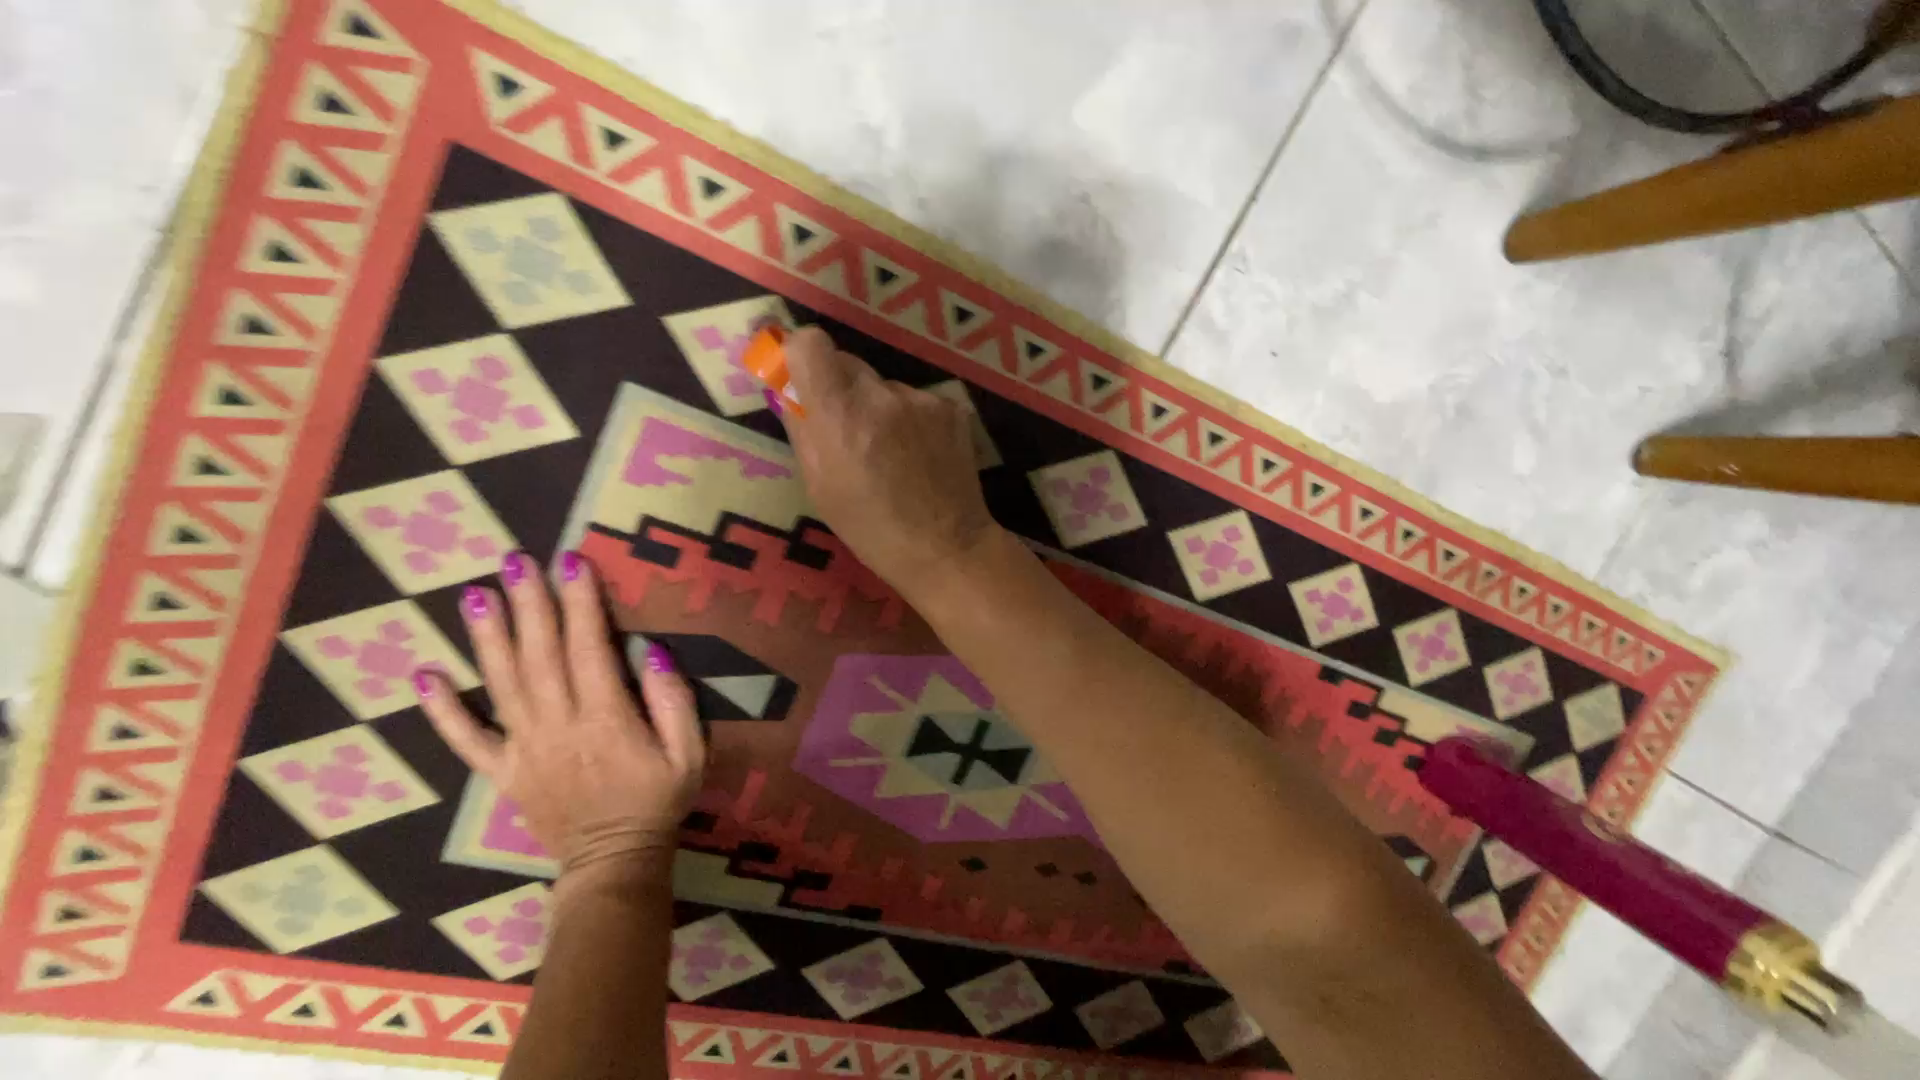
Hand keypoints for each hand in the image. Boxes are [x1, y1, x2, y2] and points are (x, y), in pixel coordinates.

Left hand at [414, 550, 704, 879]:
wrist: (614, 863)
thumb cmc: (658, 801)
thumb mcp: (690, 754)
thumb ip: (675, 702)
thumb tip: (653, 652)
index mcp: (606, 718)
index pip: (589, 648)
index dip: (581, 603)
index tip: (571, 561)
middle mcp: (558, 725)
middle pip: (539, 655)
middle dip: (529, 603)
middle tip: (515, 560)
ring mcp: (524, 748)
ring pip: (502, 683)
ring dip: (488, 637)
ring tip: (475, 594)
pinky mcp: (502, 771)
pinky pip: (466, 739)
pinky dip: (442, 709)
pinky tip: (425, 676)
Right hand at [776, 326, 1002, 600]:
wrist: (946, 548)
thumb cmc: (871, 528)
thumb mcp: (819, 485)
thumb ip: (802, 429)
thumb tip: (788, 389)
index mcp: (840, 416)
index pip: (811, 343)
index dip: (802, 353)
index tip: (802, 375)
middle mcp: (881, 396)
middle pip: (848, 363)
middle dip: (840, 389)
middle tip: (847, 430)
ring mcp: (921, 400)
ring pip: (884, 386)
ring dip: (879, 408)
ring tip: (890, 455)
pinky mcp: (951, 408)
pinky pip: (916, 401)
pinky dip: (911, 421)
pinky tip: (919, 457)